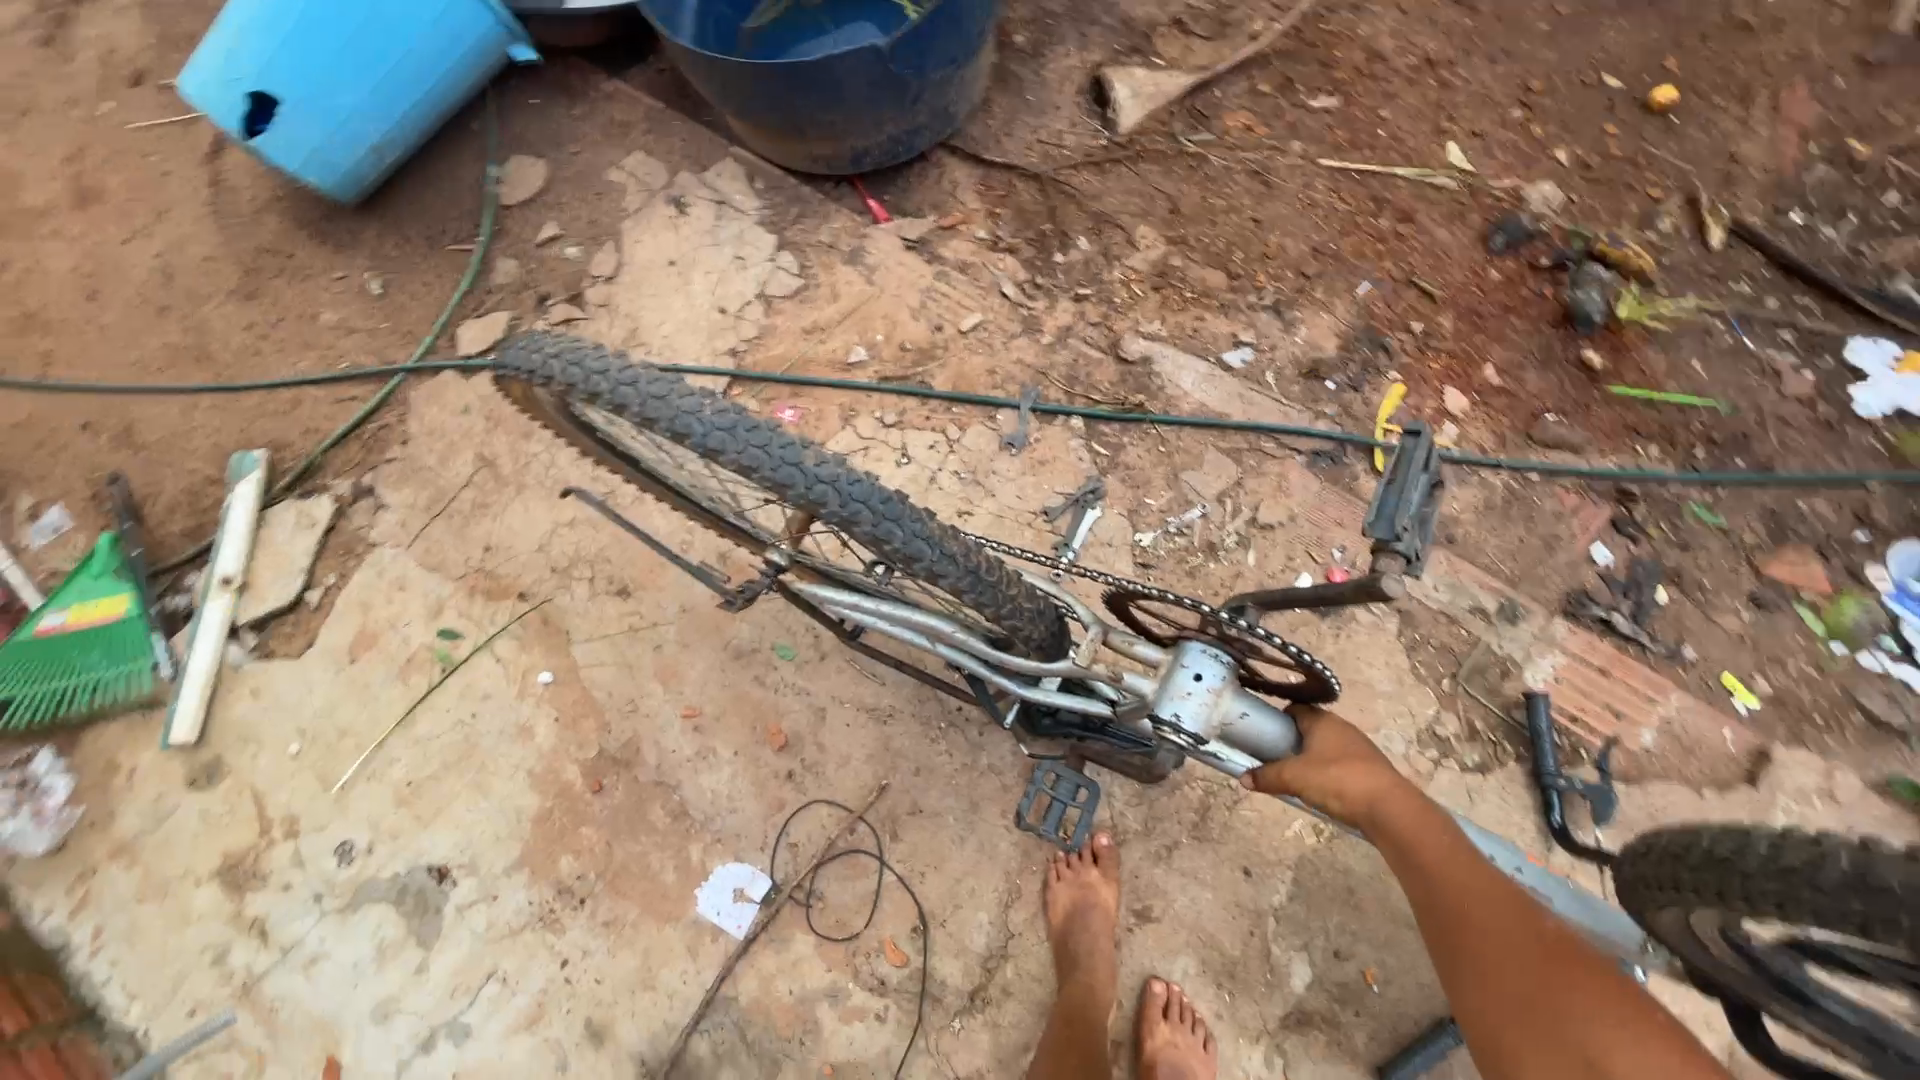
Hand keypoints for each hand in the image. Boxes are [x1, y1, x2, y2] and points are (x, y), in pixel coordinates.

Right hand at [1238, 707, 1420, 831]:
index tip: (1265, 735)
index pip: (1295, 709)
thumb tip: (1243, 778)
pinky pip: (1342, 764)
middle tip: (1276, 759)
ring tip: (1297, 778)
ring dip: (1312, 759)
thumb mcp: (1293, 778)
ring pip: (1327, 747)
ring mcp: (1360, 748)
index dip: (1278, 719)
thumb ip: (1267, 776)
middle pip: (1311, 728)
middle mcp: (1342, 727)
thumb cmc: (1336, 780)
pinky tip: (1323, 791)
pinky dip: (1330, 773)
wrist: (1388, 808)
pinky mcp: (1371, 768)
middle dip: (1293, 742)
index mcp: (1323, 721)